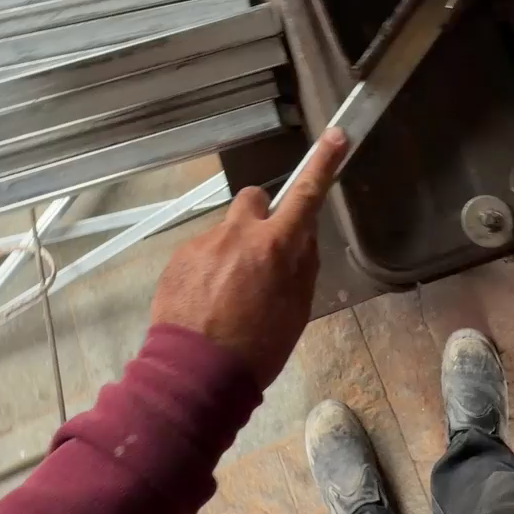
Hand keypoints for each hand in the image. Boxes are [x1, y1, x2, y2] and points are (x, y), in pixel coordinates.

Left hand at [149, 128, 349, 384]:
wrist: (192, 377)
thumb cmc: (258, 348)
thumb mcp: (297, 309)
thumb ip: (302, 263)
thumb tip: (303, 232)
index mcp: (275, 246)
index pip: (306, 193)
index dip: (323, 163)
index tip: (335, 136)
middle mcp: (238, 233)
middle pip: (254, 198)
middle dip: (260, 216)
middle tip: (259, 252)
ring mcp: (204, 242)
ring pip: (226, 230)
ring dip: (231, 249)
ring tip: (226, 294)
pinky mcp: (178, 256)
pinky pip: (202, 250)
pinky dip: (208, 267)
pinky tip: (205, 301)